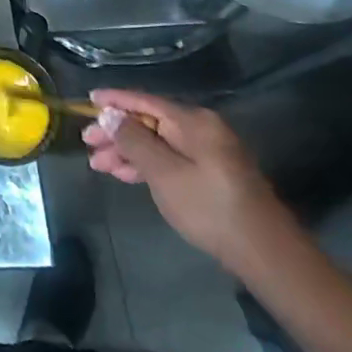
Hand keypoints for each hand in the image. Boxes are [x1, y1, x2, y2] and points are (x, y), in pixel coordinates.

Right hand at [82, 88, 294, 270]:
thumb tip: (109, 114)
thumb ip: (134, 141)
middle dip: (116, 131)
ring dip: (127, 151)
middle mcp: (202, 129)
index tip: (88, 99)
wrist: (263, 252)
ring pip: (157, 142)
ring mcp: (208, 152)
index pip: (146, 101)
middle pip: (150, 122)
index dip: (115, 100)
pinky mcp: (210, 173)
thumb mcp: (164, 173)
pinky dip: (145, 164)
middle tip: (87, 143)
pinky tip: (124, 174)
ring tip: (97, 164)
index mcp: (194, 122)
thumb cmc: (209, 208)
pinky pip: (169, 158)